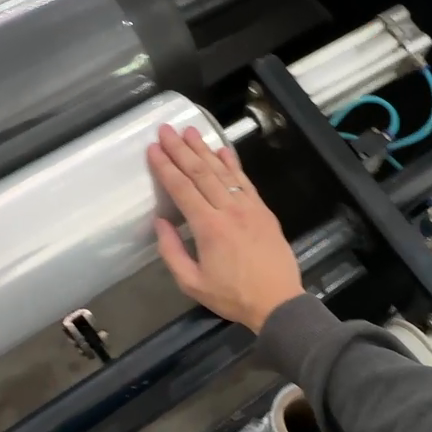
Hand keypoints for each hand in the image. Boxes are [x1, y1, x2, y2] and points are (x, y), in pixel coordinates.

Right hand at [149, 125, 303, 332]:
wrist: (278, 302)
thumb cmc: (232, 296)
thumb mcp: (192, 283)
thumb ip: (172, 252)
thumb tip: (160, 223)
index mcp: (209, 228)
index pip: (182, 189)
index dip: (166, 167)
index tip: (153, 149)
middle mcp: (229, 210)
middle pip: (201, 173)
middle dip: (181, 149)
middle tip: (166, 130)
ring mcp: (250, 208)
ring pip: (223, 172)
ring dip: (205, 150)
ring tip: (190, 131)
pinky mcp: (264, 211)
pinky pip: (245, 181)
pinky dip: (233, 164)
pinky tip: (223, 150)